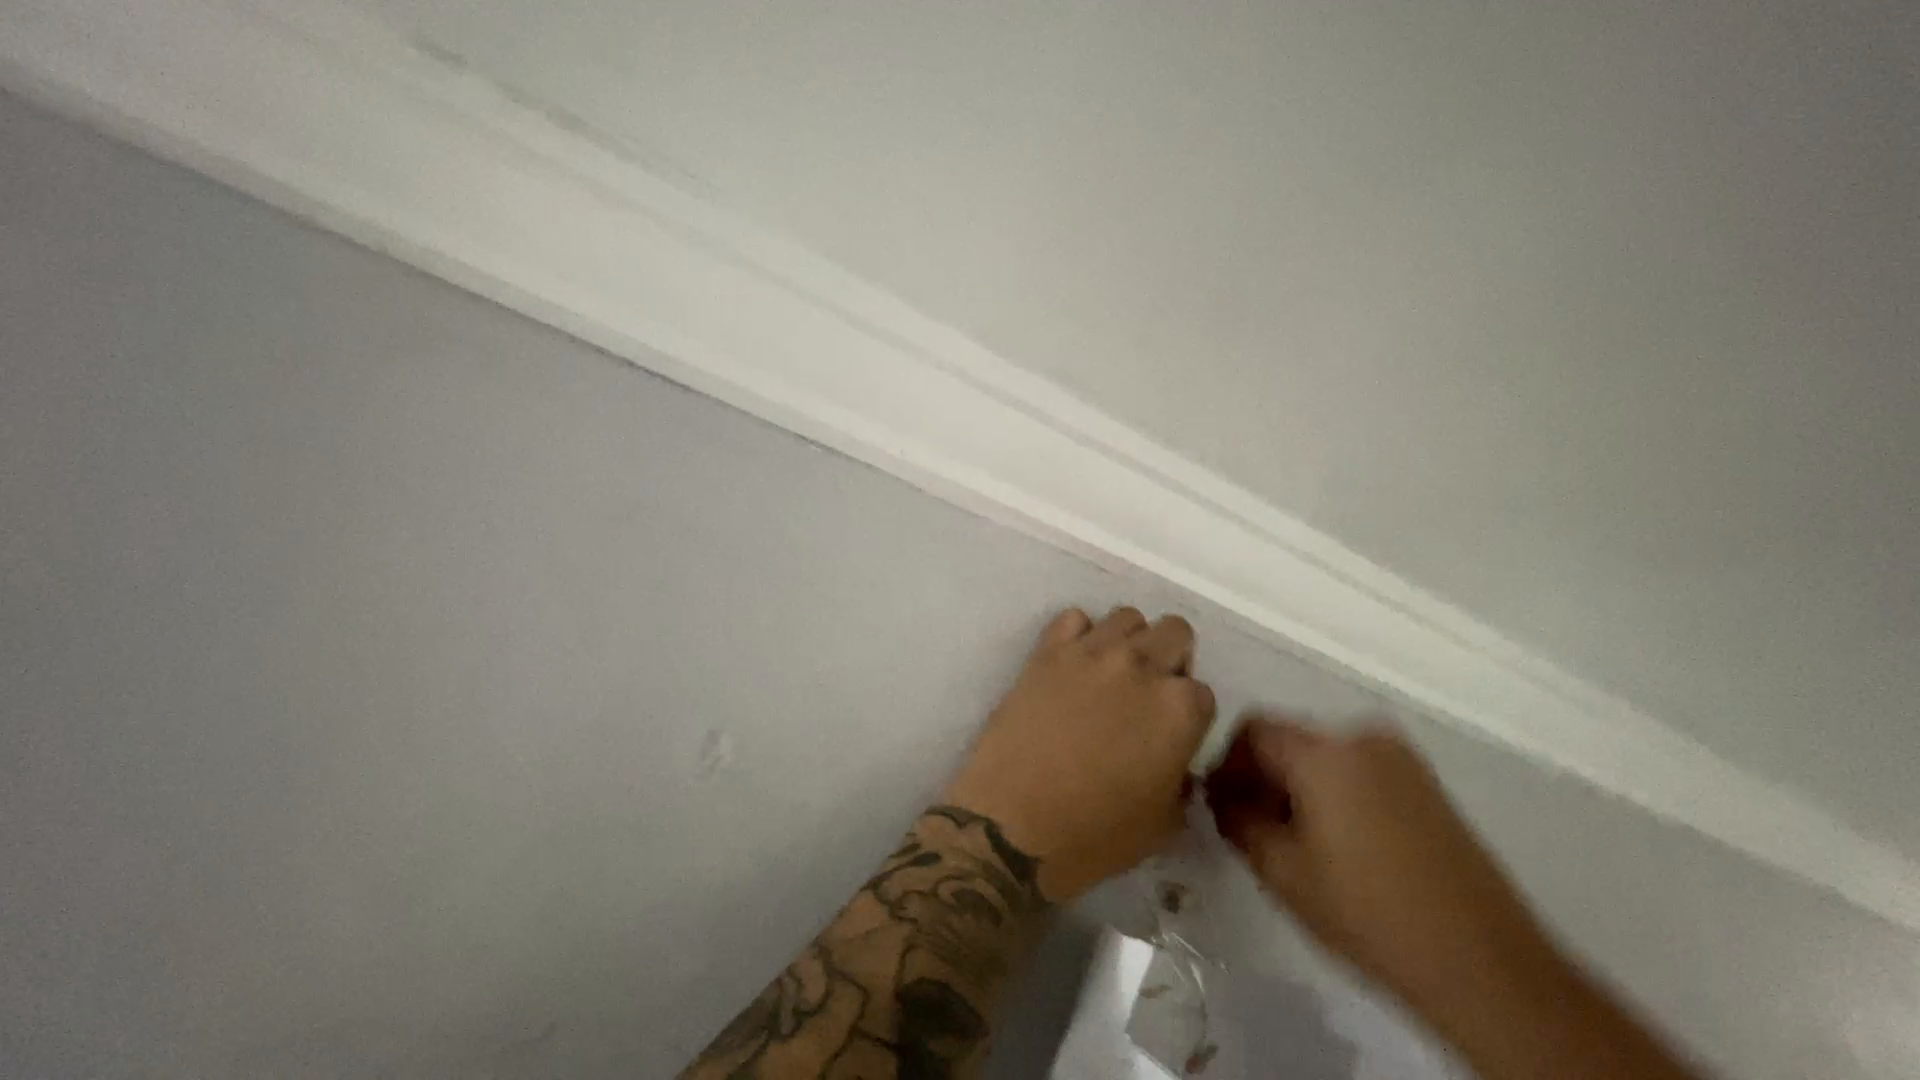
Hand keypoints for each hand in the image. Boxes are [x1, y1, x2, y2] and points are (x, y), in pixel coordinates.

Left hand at [942, 606, 1216, 901]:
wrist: (1011, 826)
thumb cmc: (1094, 835)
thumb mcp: (1162, 826)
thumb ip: (1181, 785)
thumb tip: (1177, 768)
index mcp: (1180, 710)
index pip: (1202, 692)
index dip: (1189, 715)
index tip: (1171, 734)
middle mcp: (1142, 667)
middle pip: (1175, 634)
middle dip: (1170, 659)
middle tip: (1148, 694)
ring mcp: (1091, 653)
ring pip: (1127, 617)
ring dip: (1128, 641)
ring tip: (1112, 674)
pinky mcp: (1047, 652)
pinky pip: (1073, 619)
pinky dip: (1079, 636)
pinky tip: (1072, 666)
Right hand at [1205, 717, 1549, 1014]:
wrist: (1482, 961)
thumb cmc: (1369, 914)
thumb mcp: (1282, 873)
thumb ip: (1237, 821)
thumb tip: (1222, 795)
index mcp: (1324, 754)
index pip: (1252, 728)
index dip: (1226, 762)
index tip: (1220, 804)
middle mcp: (1364, 739)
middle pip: (1289, 738)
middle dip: (1262, 775)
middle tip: (1250, 826)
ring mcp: (1402, 759)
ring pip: (1324, 756)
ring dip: (1297, 786)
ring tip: (1293, 842)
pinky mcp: (1426, 783)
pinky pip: (1358, 770)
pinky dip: (1333, 793)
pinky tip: (1336, 845)